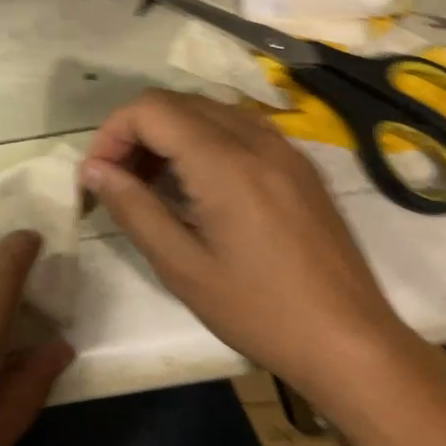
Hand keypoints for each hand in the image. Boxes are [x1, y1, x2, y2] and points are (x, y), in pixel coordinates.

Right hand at [80, 89, 415, 407]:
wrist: (353, 344)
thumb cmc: (260, 311)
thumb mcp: (181, 267)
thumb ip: (132, 208)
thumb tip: (93, 169)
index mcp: (226, 163)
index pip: (150, 110)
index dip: (112, 133)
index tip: (98, 176)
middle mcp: (257, 140)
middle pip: (176, 102)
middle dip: (135, 132)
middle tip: (118, 180)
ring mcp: (285, 149)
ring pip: (208, 110)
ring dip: (168, 134)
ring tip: (152, 184)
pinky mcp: (300, 166)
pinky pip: (238, 128)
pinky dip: (203, 141)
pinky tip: (197, 187)